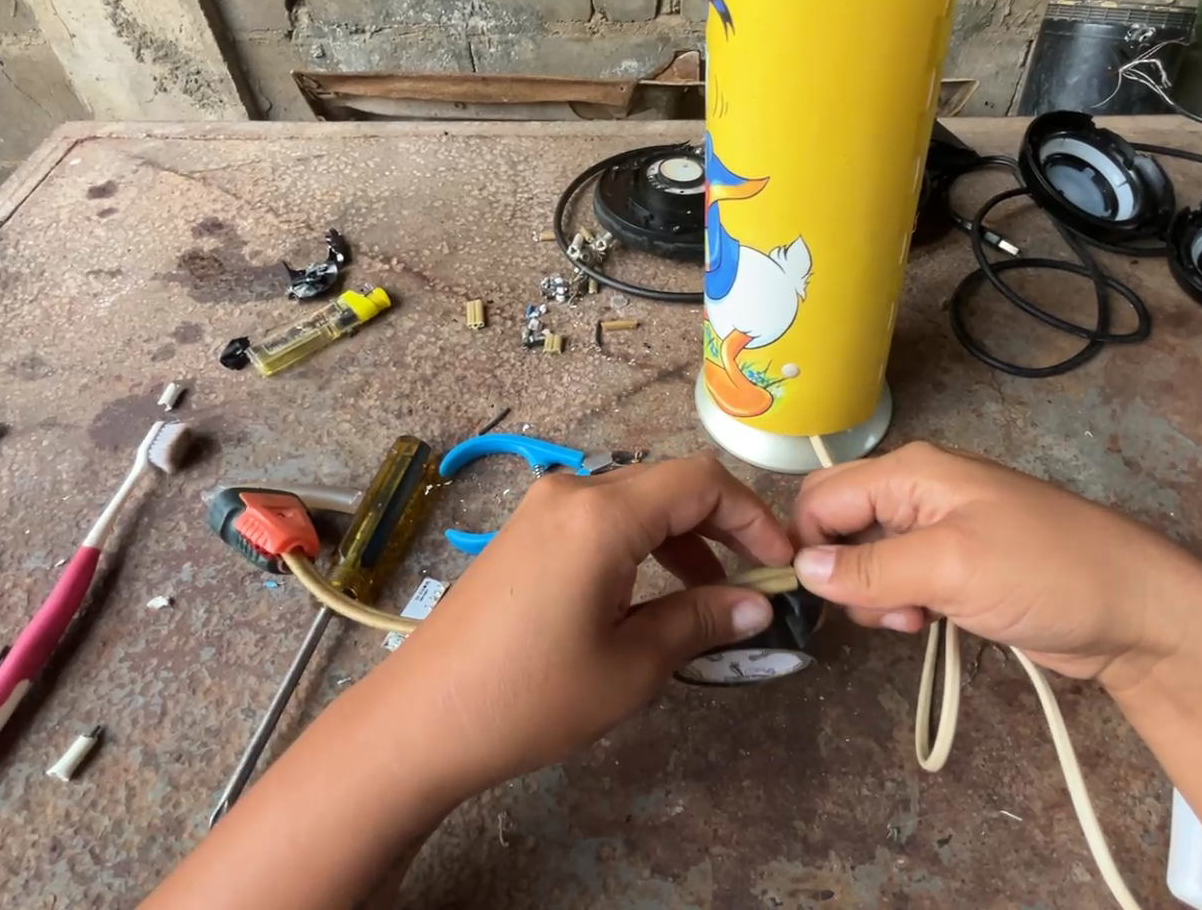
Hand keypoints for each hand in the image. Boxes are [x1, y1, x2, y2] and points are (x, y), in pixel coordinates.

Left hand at [358, 452, 793, 795]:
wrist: (420, 720)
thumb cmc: (531, 696)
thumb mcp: (631, 665)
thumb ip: (701, 619)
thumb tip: (758, 605)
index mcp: (601, 514)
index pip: (701, 482)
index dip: (753, 515)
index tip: (781, 562)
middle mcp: (572, 491)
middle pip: (669, 485)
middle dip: (722, 526)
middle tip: (757, 578)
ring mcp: (543, 508)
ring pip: (636, 502)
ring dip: (682, 538)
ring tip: (710, 594)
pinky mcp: (526, 531)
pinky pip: (601, 520)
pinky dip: (641, 545)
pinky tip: (652, 592)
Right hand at [789, 441, 1201, 685]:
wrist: (1140, 613)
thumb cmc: (1044, 573)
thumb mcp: (950, 567)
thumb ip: (870, 567)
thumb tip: (801, 569)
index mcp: (910, 472)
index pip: (823, 495)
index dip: (806, 540)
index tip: (812, 593)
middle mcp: (915, 491)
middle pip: (840, 520)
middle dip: (838, 566)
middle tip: (867, 606)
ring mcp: (935, 529)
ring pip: (864, 553)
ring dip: (869, 590)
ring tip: (906, 619)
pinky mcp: (952, 564)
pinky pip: (896, 576)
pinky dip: (895, 600)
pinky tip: (922, 621)